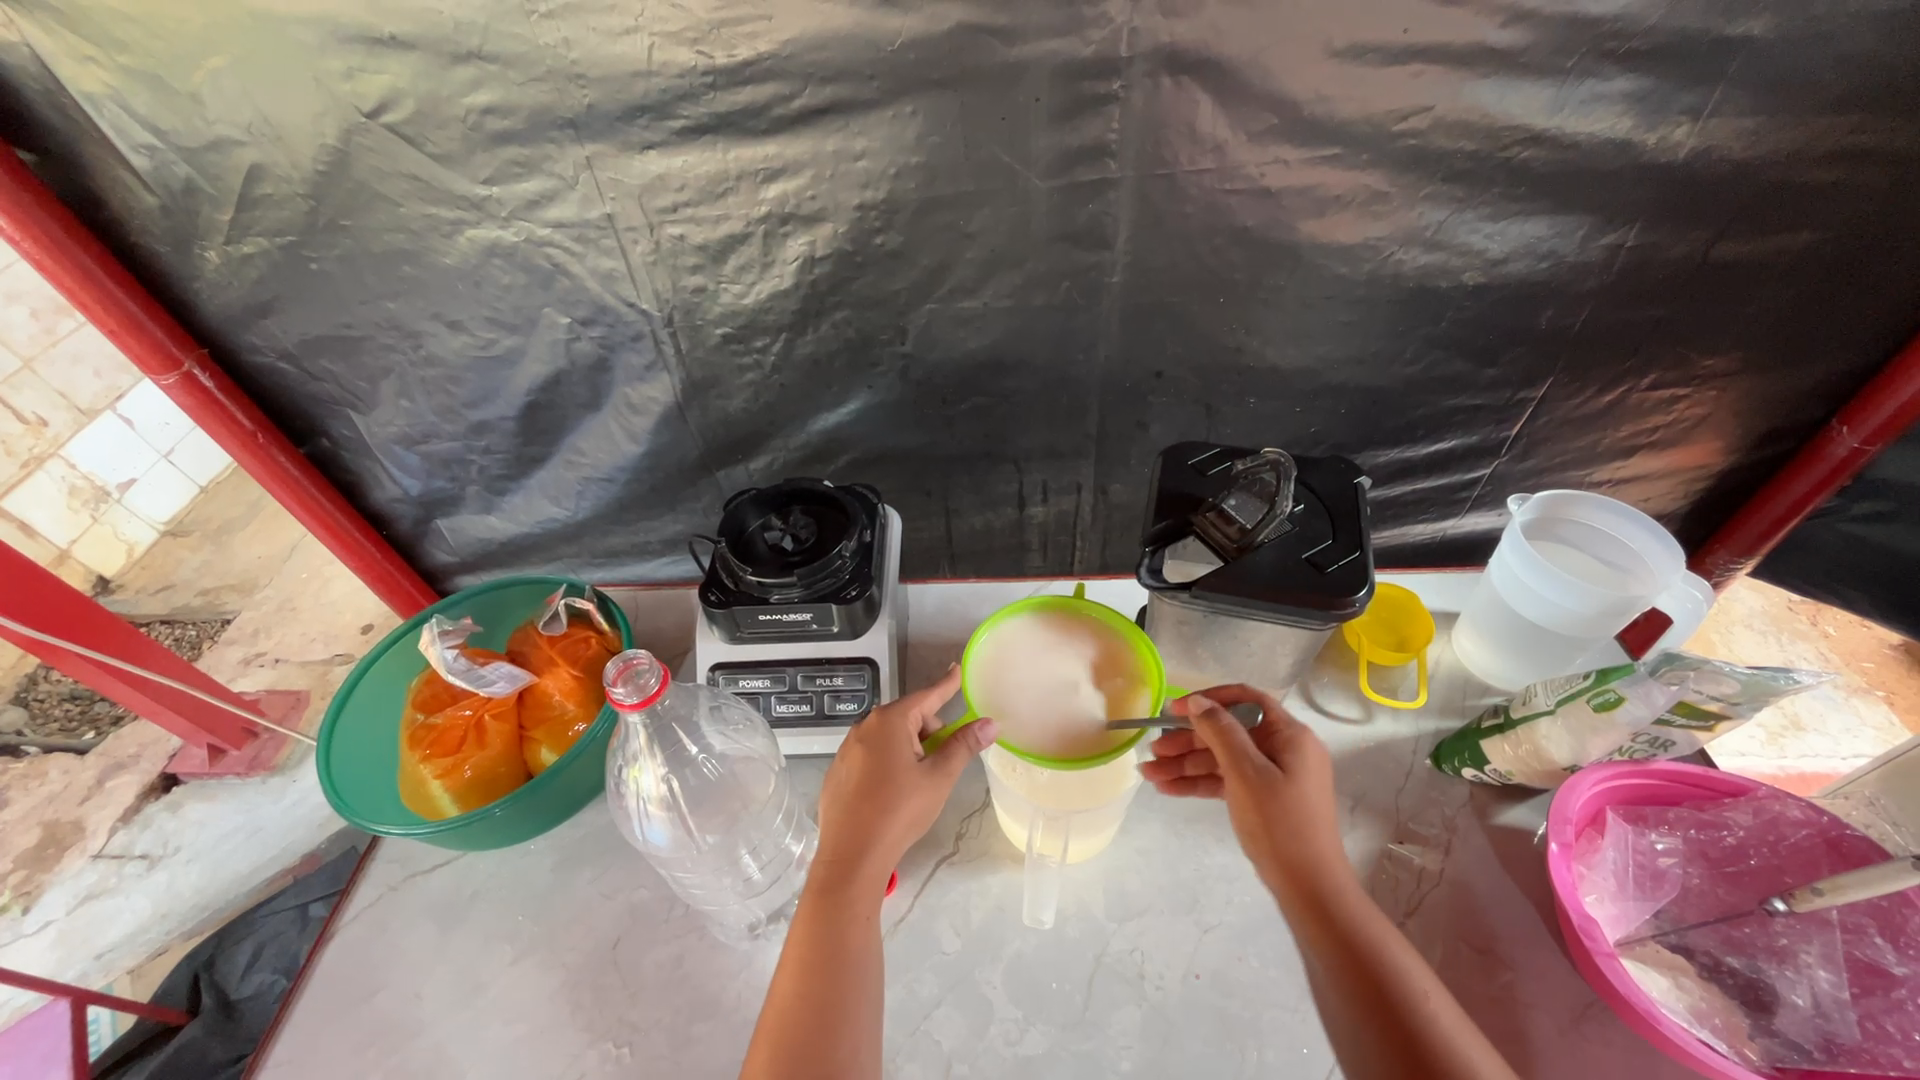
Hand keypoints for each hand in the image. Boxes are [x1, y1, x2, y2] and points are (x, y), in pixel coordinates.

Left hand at [813, 666, 997, 892]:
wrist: (852, 854)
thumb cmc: (900, 810)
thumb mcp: (939, 777)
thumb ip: (963, 745)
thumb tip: (990, 723)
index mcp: (890, 721)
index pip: (927, 696)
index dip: (947, 685)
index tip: (957, 669)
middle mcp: (864, 726)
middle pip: (908, 718)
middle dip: (929, 733)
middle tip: (939, 765)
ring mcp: (847, 749)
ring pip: (889, 738)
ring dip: (908, 750)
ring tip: (914, 785)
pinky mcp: (838, 771)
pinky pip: (870, 756)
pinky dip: (887, 764)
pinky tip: (890, 795)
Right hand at [1139, 684, 1347, 903]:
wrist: (1309, 887)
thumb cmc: (1279, 823)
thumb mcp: (1245, 773)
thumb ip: (1220, 732)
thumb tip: (1197, 701)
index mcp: (1290, 735)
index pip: (1245, 700)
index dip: (1207, 701)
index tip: (1172, 711)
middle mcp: (1284, 749)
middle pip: (1228, 733)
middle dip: (1188, 741)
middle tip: (1153, 750)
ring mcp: (1274, 775)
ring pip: (1223, 759)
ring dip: (1186, 765)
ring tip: (1149, 774)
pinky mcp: (1264, 798)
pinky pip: (1227, 781)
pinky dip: (1200, 783)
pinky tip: (1168, 789)